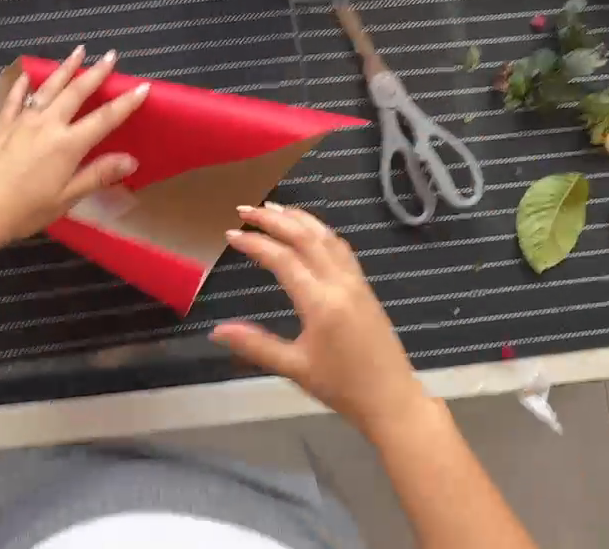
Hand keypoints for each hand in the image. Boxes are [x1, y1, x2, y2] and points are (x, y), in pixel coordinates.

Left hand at [0, 47, 149, 254]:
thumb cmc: (24, 210)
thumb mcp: (66, 198)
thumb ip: (97, 175)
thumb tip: (131, 159)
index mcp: (67, 144)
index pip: (104, 118)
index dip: (125, 102)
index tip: (142, 86)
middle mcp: (47, 124)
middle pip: (76, 92)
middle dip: (96, 73)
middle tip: (111, 55)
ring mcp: (22, 121)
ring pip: (48, 87)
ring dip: (65, 68)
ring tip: (79, 51)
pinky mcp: (2, 125)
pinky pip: (15, 99)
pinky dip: (23, 85)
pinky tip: (27, 76)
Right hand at [213, 203, 430, 440]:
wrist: (393, 401)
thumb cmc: (342, 388)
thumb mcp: (295, 368)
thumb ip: (255, 345)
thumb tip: (216, 331)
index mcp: (320, 302)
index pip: (282, 259)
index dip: (254, 243)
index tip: (230, 235)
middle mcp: (339, 283)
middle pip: (304, 237)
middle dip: (272, 219)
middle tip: (244, 210)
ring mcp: (355, 281)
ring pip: (325, 236)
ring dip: (297, 218)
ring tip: (271, 208)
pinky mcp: (364, 285)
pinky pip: (339, 246)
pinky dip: (318, 230)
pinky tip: (307, 229)